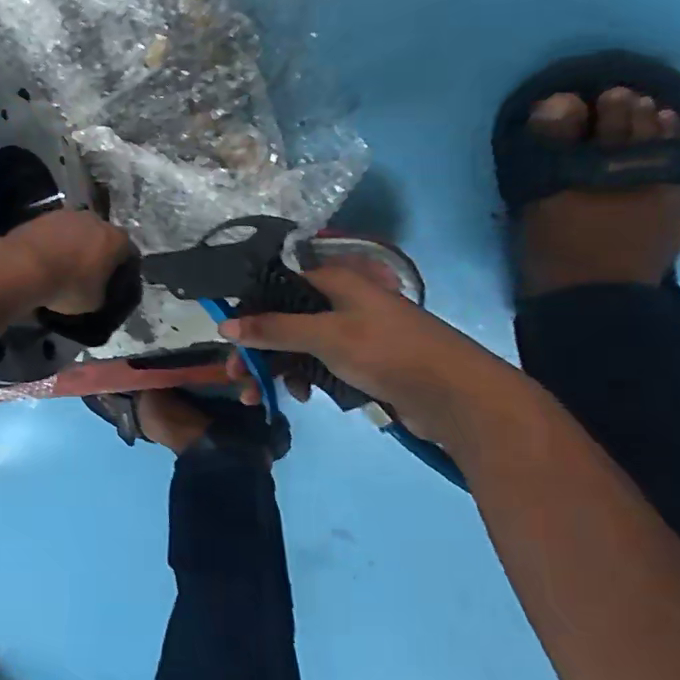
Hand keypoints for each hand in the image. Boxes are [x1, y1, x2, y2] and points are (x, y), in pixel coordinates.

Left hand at [0, 210, 134, 314]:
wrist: (24, 267)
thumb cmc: (68, 286)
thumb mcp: (95, 302)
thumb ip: (103, 292)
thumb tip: (98, 290)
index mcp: (116, 239)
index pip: (128, 253)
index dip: (121, 270)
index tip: (113, 283)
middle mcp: (95, 219)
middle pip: (101, 238)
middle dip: (96, 253)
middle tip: (87, 274)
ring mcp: (67, 214)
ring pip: (76, 232)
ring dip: (73, 246)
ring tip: (62, 267)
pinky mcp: (42, 216)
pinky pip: (54, 233)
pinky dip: (52, 244)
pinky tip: (44, 261)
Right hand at [217, 261, 527, 445]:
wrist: (455, 394)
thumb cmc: (388, 352)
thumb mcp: (326, 336)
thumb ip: (274, 329)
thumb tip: (224, 324)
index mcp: (333, 282)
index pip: (275, 288)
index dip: (248, 312)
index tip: (228, 340)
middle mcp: (339, 302)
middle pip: (283, 321)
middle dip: (257, 350)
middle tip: (237, 377)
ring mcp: (350, 333)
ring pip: (298, 347)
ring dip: (276, 370)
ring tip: (259, 397)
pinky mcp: (360, 362)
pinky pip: (318, 365)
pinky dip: (303, 379)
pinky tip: (302, 397)